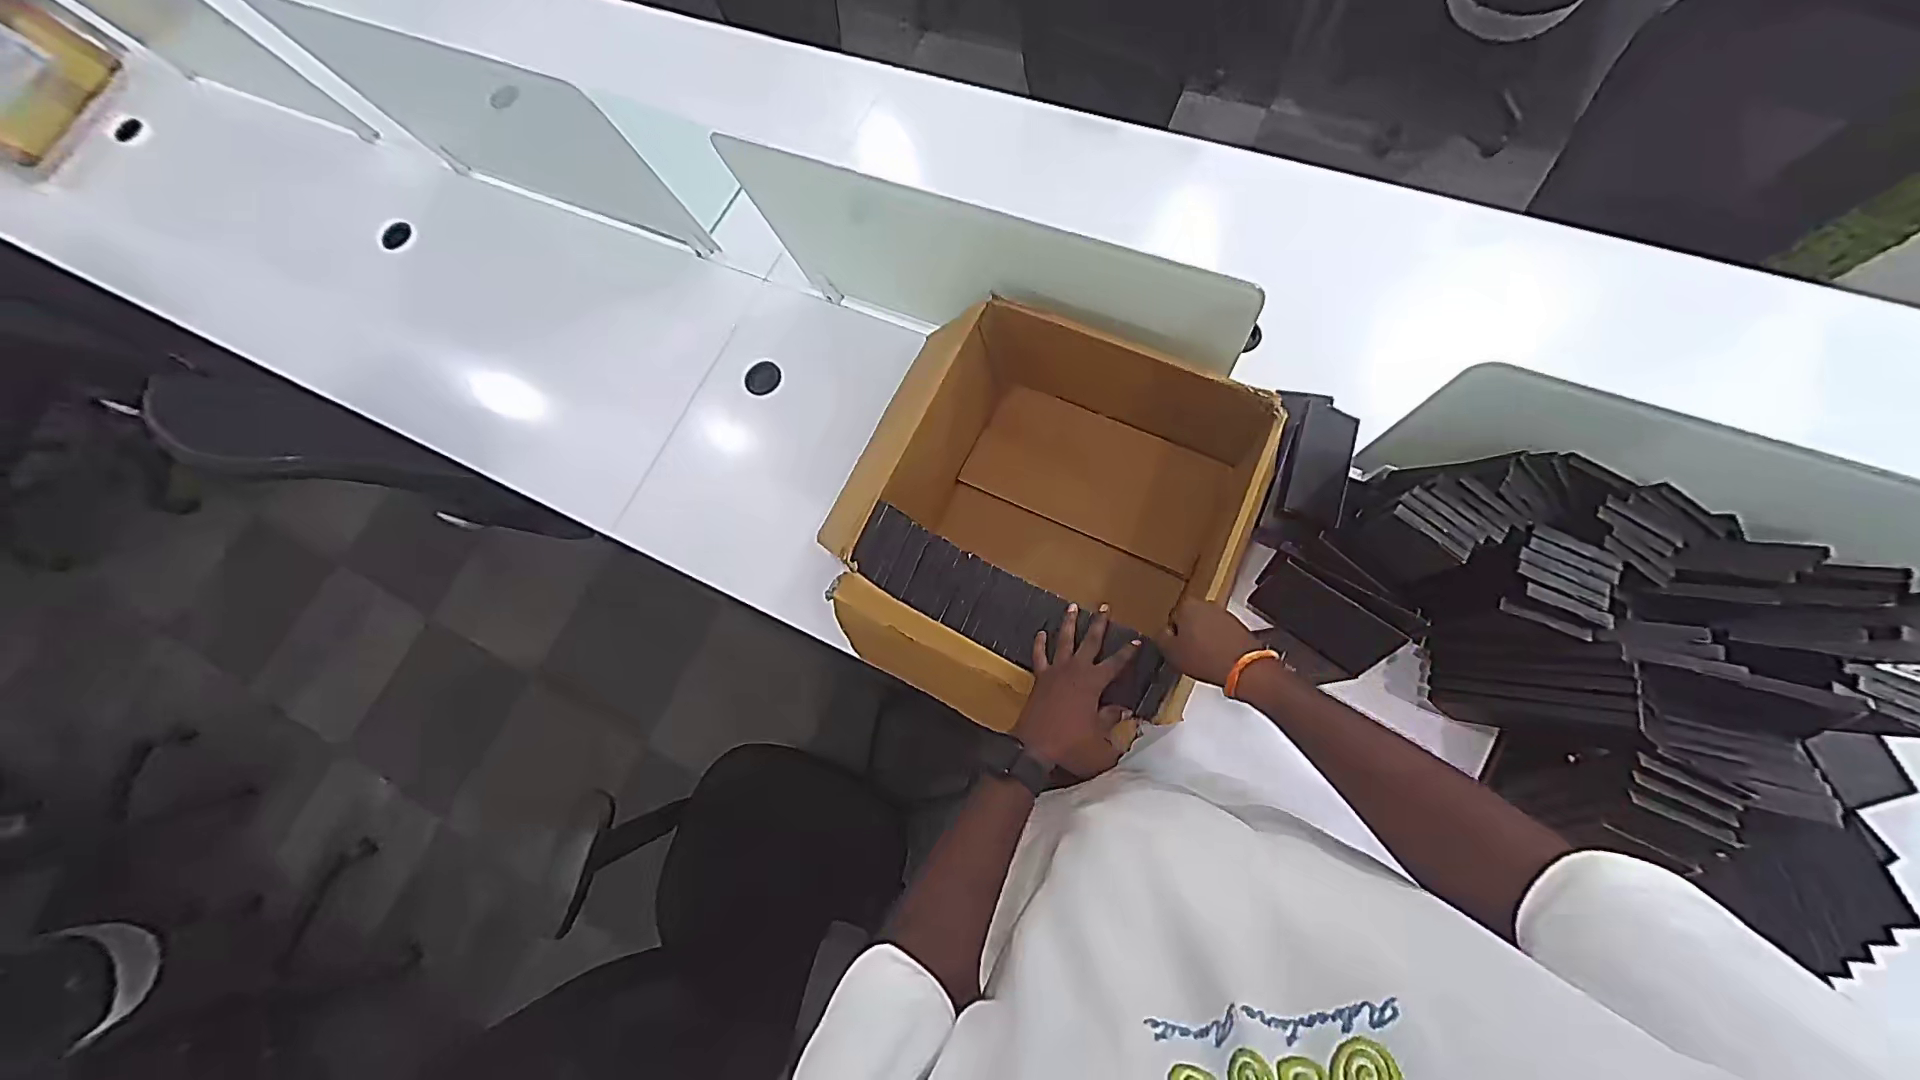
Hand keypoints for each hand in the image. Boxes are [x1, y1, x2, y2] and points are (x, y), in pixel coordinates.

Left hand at [1013, 604, 1140, 780]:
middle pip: (1090, 641)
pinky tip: (1041, 633)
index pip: (1117, 663)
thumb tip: (1123, 711)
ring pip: (1064, 640)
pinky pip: (1039, 656)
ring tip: (1072, 606)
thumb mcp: (1102, 741)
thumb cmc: (1071, 745)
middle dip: (1099, 623)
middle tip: (1105, 607)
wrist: (1034, 748)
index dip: (1128, 652)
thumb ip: (1113, 722)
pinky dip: (1040, 644)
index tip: (1138, 640)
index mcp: (1094, 683)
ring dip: (1069, 623)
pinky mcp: (1039, 678)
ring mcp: (1055, 671)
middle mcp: (1075, 670)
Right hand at [1158, 598, 1261, 685]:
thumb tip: (1162, 634)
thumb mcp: (1171, 651)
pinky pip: (1221, 634)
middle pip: (1189, 620)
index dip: (1172, 637)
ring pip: (1206, 627)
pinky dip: (1218, 644)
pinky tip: (1216, 658)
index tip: (1175, 648)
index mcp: (1187, 605)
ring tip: (1204, 658)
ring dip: (1203, 639)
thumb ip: (1161, 638)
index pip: (1171, 619)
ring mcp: (1224, 614)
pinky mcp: (1238, 626)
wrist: (1243, 668)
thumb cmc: (1207, 658)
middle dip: (1189, 634)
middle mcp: (1207, 605)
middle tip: (1188, 653)